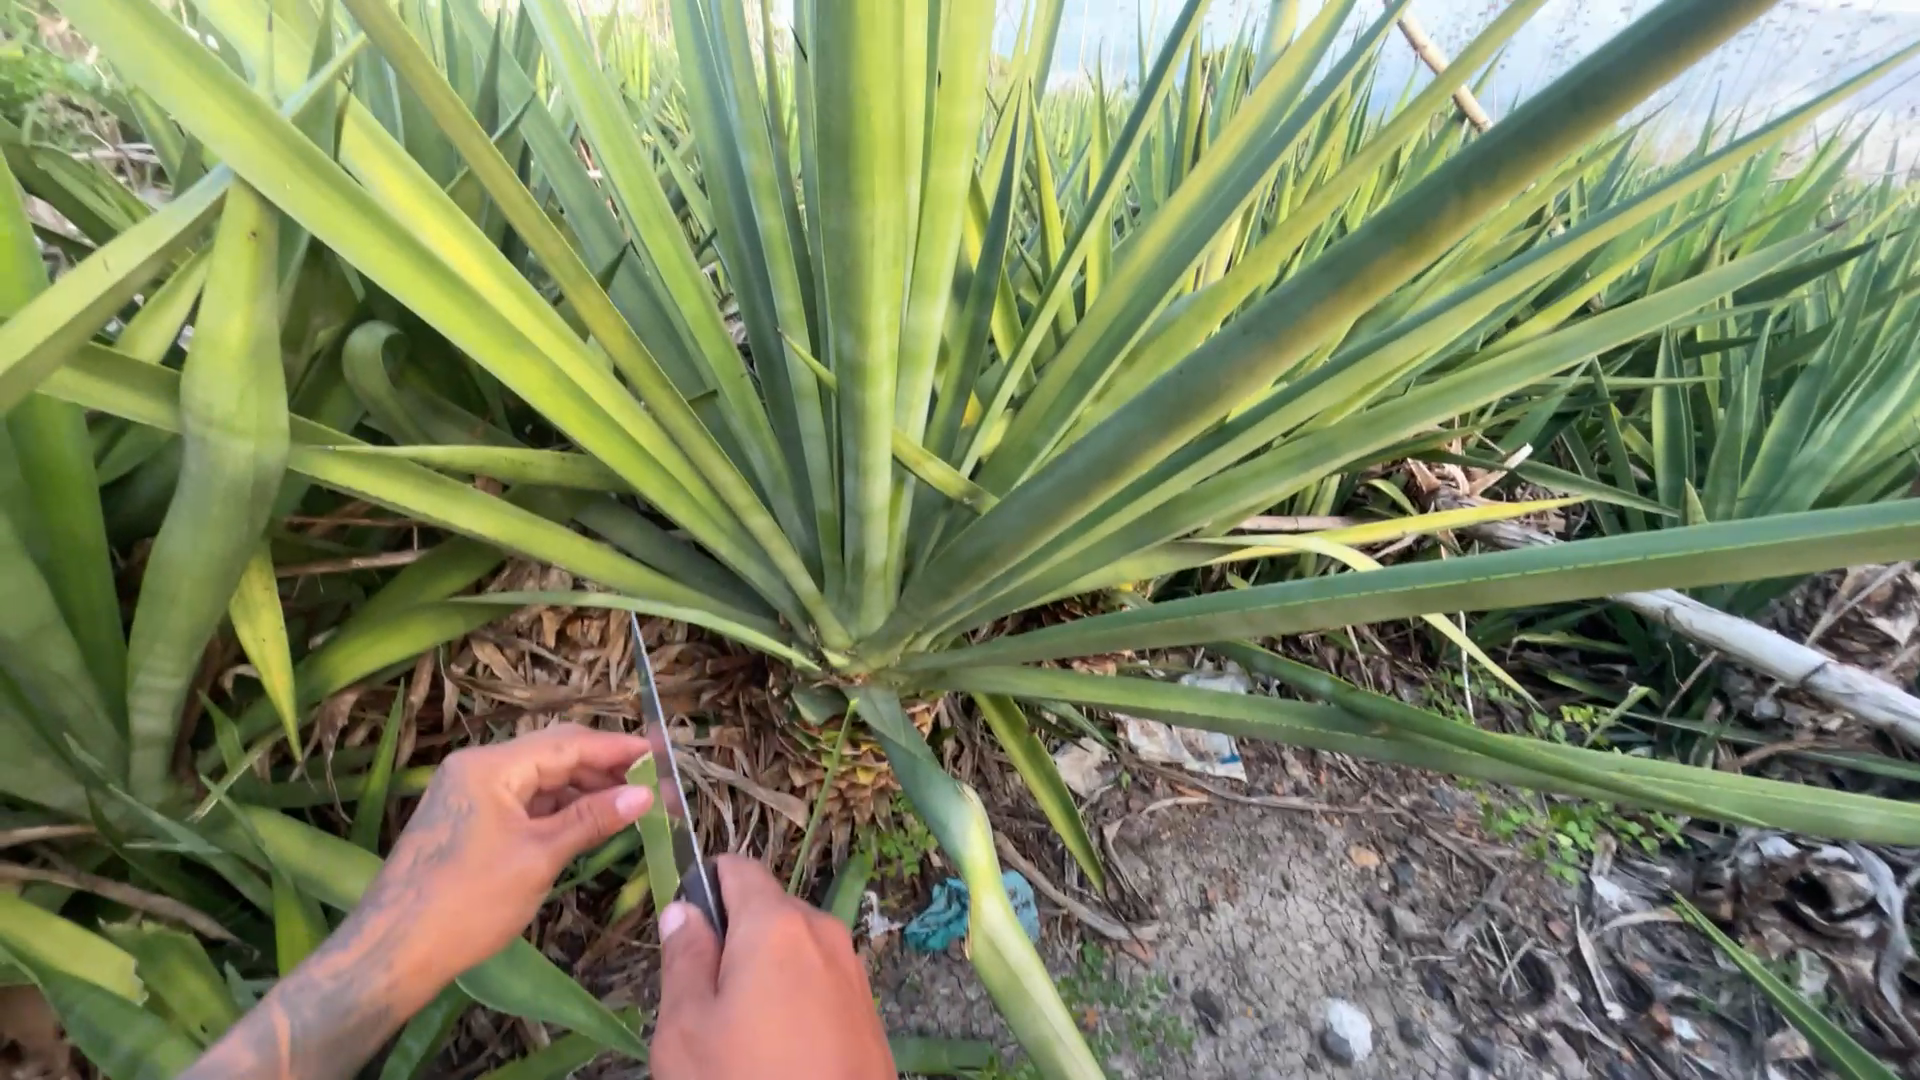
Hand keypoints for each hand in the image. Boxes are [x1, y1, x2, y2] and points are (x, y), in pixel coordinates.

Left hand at [363, 723, 655, 989]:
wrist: (387, 960)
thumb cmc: (466, 904)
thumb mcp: (539, 857)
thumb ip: (594, 818)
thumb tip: (646, 794)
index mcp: (491, 767)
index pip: (569, 743)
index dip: (618, 748)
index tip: (661, 755)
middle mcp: (479, 768)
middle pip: (557, 753)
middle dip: (606, 766)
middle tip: (651, 780)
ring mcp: (473, 792)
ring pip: (544, 776)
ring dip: (586, 787)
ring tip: (630, 802)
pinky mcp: (471, 816)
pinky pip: (528, 798)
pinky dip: (562, 806)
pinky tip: (591, 818)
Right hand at [651, 856, 892, 1079]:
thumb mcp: (688, 1031)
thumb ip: (684, 958)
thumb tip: (683, 908)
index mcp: (776, 923)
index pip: (739, 868)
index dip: (706, 884)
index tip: (683, 926)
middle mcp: (821, 929)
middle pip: (766, 909)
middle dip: (732, 939)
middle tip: (704, 1003)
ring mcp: (850, 966)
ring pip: (792, 946)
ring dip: (762, 972)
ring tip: (738, 1037)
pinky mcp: (865, 1003)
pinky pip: (818, 977)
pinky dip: (792, 995)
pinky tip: (777, 1051)